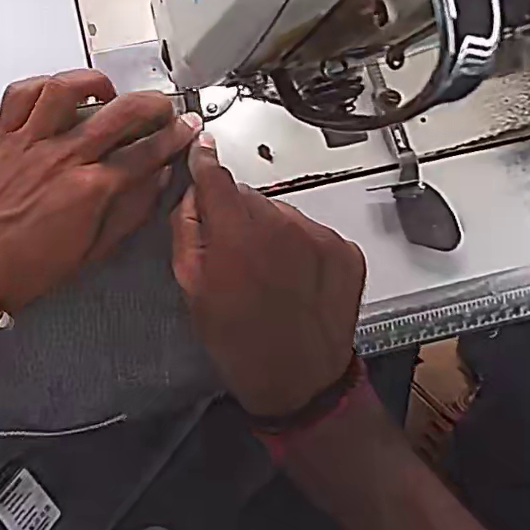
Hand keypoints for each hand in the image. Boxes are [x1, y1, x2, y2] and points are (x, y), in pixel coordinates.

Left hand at [0, 69, 201, 314]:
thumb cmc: (30, 266)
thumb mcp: (96, 249)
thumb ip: (132, 210)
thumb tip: (158, 178)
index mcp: (90, 190)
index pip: (147, 151)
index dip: (174, 137)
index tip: (184, 129)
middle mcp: (62, 159)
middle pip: (120, 112)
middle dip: (153, 103)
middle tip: (161, 107)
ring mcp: (31, 143)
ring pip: (66, 89)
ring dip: (95, 82)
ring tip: (108, 92)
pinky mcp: (4, 137)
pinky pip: (19, 94)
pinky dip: (41, 85)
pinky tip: (57, 94)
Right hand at [170, 131, 366, 416]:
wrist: (298, 380)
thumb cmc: (240, 342)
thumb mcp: (191, 288)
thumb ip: (186, 231)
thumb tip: (192, 197)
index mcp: (236, 235)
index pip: (216, 174)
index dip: (204, 160)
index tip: (202, 149)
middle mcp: (280, 227)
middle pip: (247, 193)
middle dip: (235, 212)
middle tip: (233, 252)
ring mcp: (316, 236)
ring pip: (279, 210)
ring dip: (268, 229)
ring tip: (266, 271)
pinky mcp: (343, 248)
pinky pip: (308, 228)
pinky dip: (298, 244)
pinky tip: (292, 275)